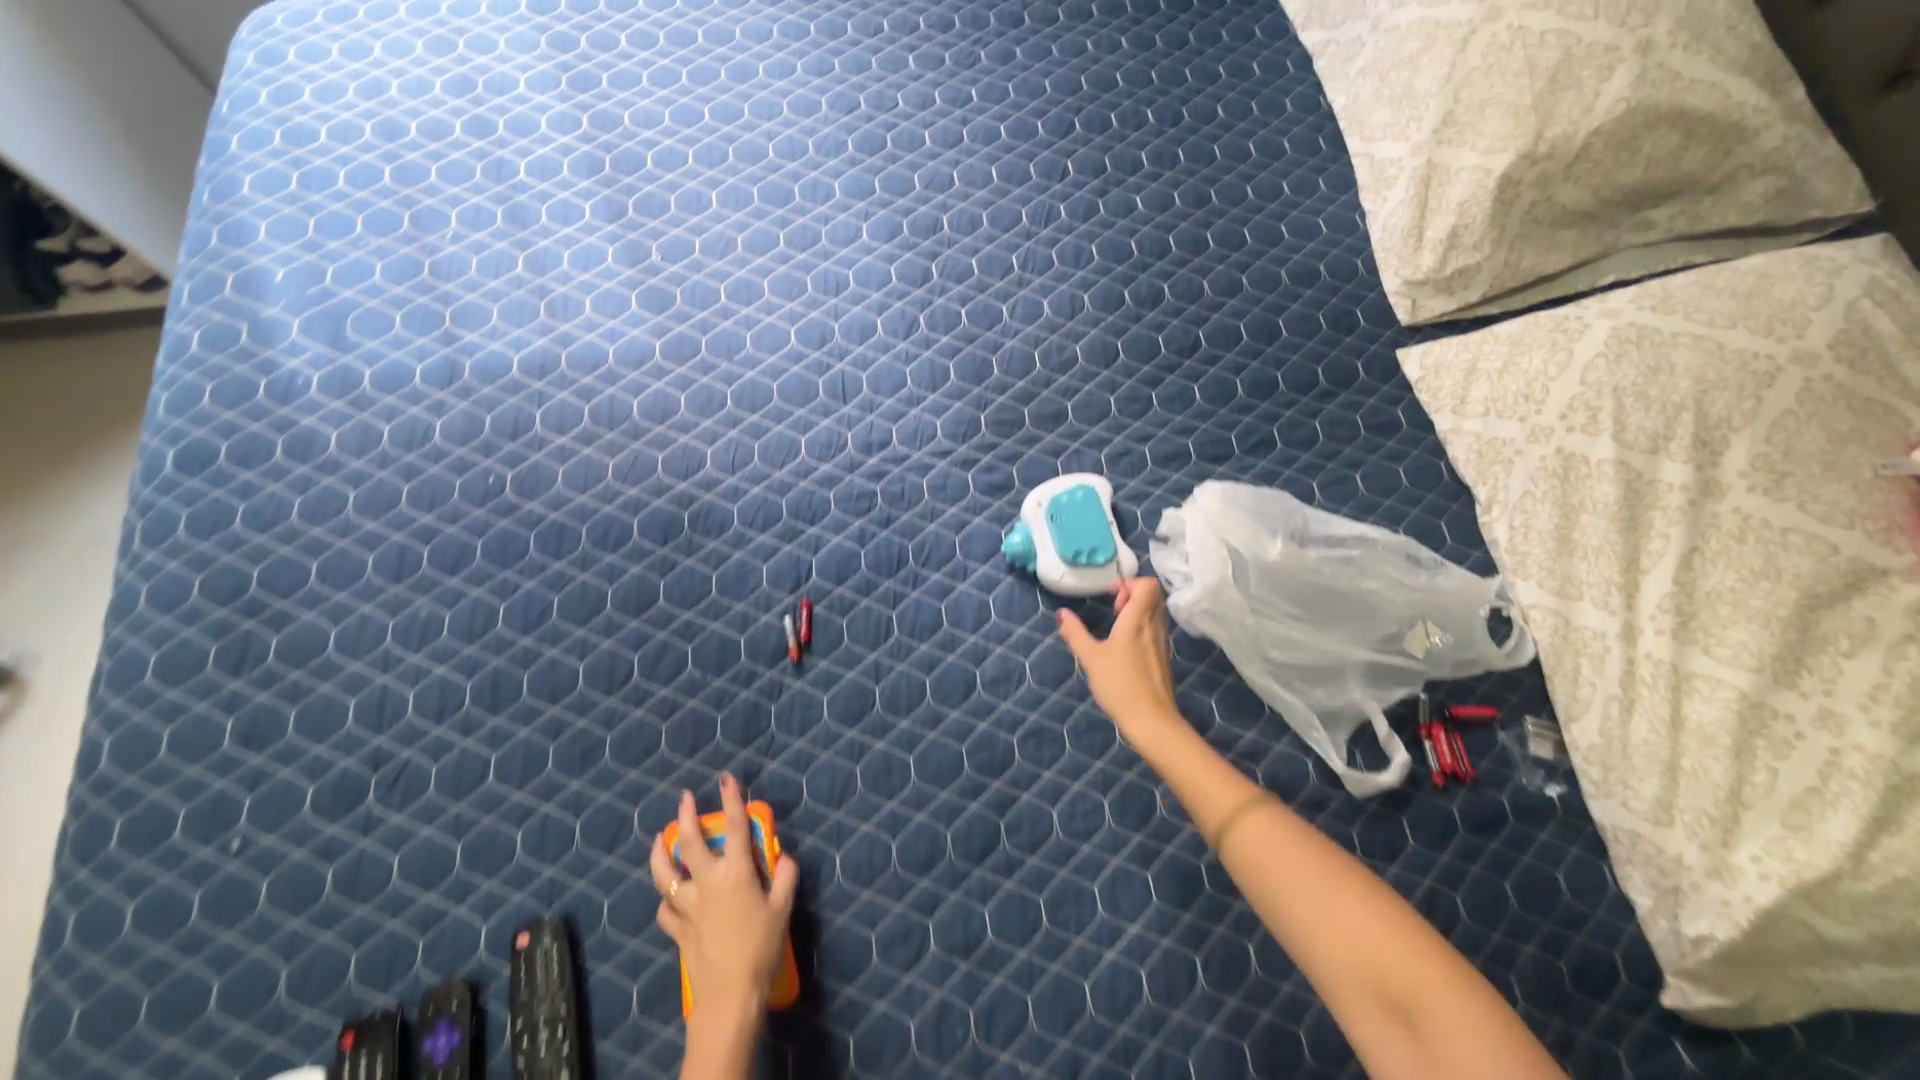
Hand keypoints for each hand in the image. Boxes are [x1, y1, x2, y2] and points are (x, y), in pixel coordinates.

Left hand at [651, 775, 798, 1032]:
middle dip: (687, 815)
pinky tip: (668, 897)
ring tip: (659, 840)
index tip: (726, 778)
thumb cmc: (761, 947)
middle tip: (685, 798)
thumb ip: (785, 878)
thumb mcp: (783, 910)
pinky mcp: (677, 928)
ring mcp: (687, 905)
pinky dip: (666, 899)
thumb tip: (784, 856)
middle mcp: (707, 882)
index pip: (735, 827)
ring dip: (661, 853)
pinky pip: (665, 908)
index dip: (731, 800)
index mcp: (736, 872)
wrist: (730, 992)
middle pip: (691, 841)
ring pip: (666, 872)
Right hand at [1056, 577, 1182, 744]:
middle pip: (1153, 595)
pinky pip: (1156, 628)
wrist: (1151, 719)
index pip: (1147, 585)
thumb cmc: (1120, 685)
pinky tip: (1125, 646)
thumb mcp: (1091, 658)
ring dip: (1137, 611)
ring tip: (1117, 627)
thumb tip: (1062, 613)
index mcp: (1138, 620)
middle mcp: (1154, 626)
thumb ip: (1076, 633)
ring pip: (1155, 612)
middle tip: (1114, 609)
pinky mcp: (1163, 656)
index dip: (1129, 582)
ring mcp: (1162, 641)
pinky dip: (1142, 626)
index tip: (1111, 597)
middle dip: (1132, 594)